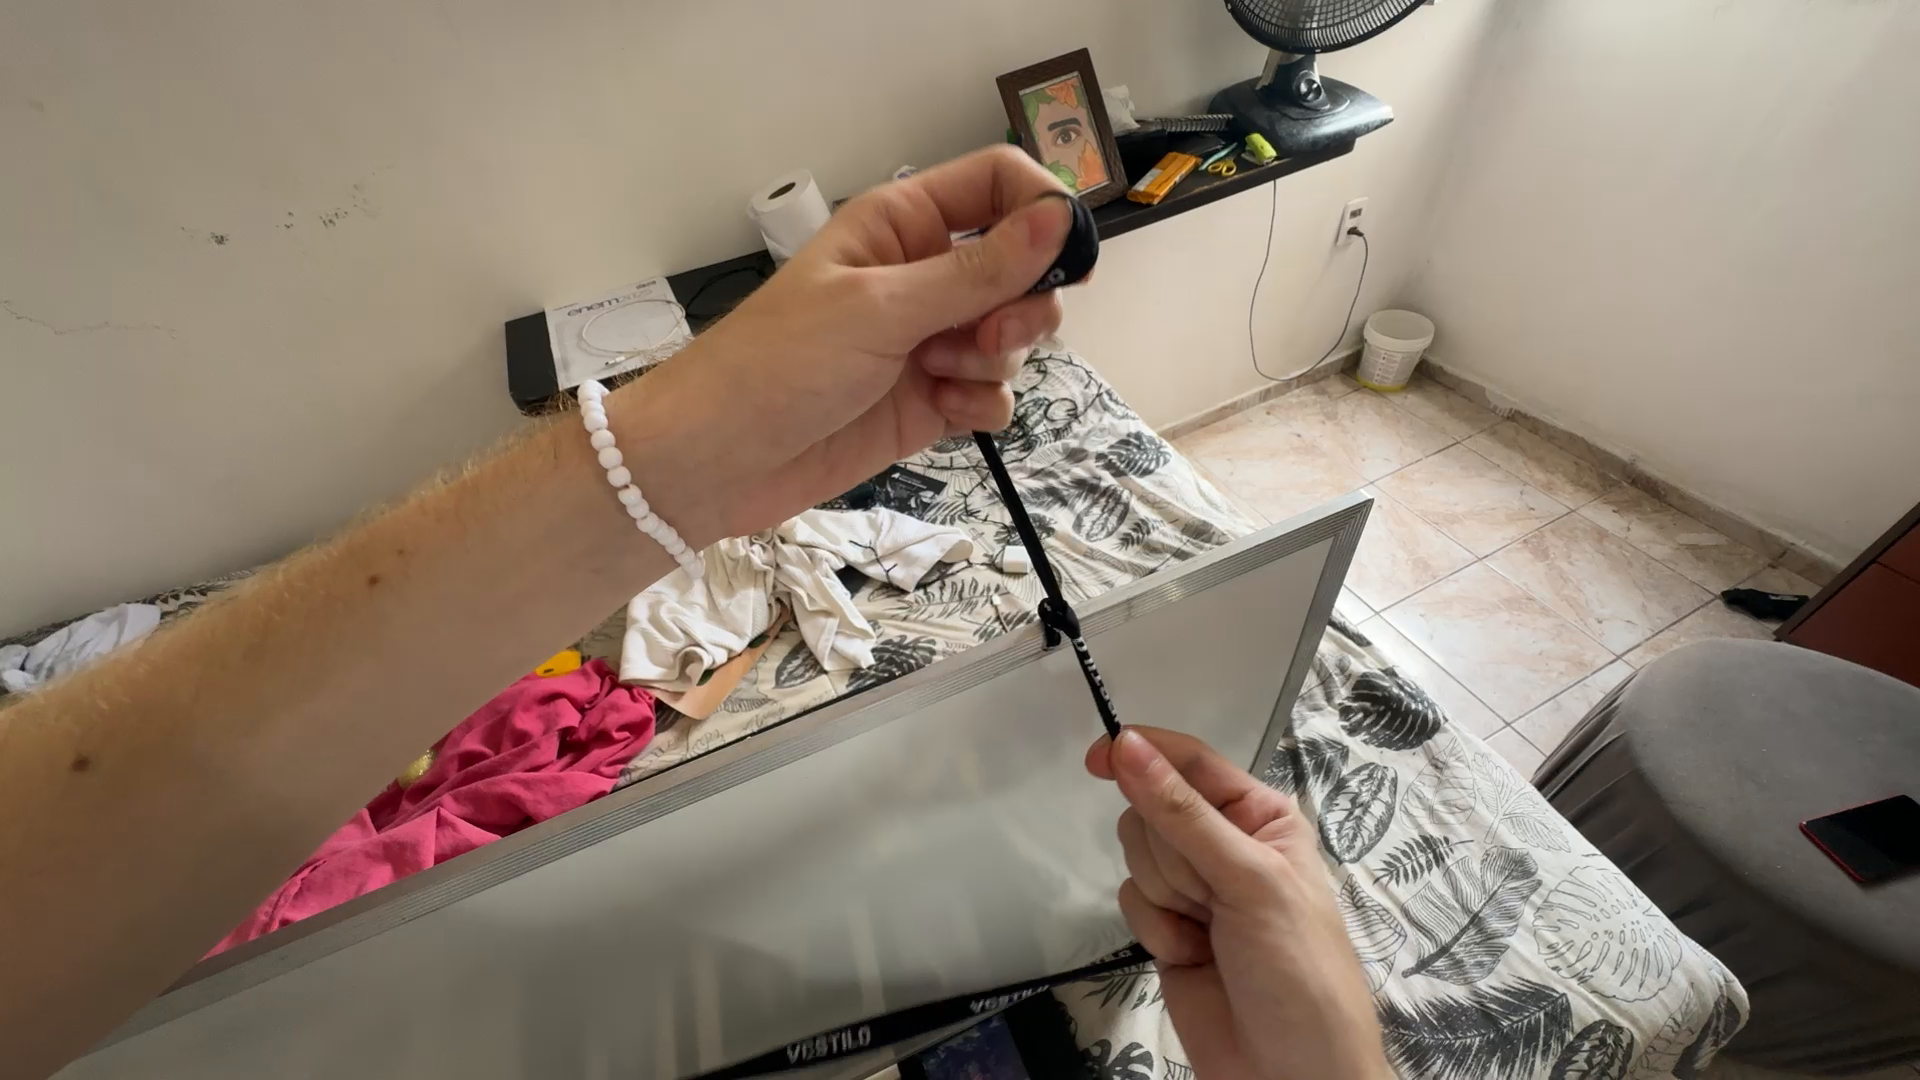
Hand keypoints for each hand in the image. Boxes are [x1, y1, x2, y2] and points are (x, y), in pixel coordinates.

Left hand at [615, 145, 1073, 545]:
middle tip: (992, 335)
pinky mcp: (932, 404)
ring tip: (942, 377)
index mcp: (903, 226)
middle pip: (1019, 270)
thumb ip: (975, 272)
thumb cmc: (783, 364)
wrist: (726, 461)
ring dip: (994, 359)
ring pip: (1011, 337)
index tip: (1066, 257)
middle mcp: (924, 279)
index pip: (996, 187)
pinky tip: (944, 414)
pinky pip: (991, 394)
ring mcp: (930, 345)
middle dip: (1022, 305)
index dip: (1039, 212)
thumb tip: (1058, 220)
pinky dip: (981, 405)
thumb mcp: (881, 308)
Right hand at [1086, 728, 1392, 1079]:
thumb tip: (1125, 744)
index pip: (1189, 762)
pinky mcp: (1166, 922)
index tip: (1097, 758)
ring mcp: (1192, 883)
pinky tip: (1190, 954)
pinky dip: (1155, 927)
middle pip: (1152, 807)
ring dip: (1166, 893)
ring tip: (1208, 929)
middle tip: (1211, 896)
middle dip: (1171, 854)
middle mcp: (1223, 840)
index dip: (1144, 753)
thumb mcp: (1248, 880)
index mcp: (1258, 815)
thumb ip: (1180, 812)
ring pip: (1137, 851)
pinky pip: (1130, 896)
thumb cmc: (1296, 970)